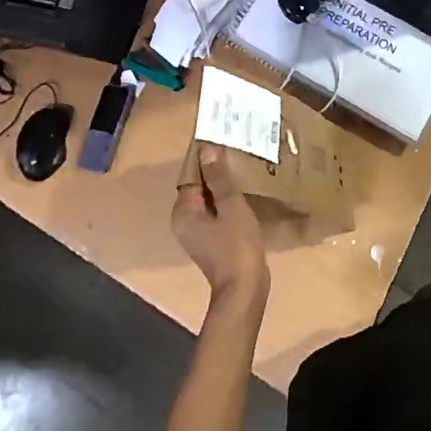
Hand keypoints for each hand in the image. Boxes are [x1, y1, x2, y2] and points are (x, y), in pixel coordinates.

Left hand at [173, 144, 267, 300]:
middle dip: (216, 171)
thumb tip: (207, 149)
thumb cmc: (236, 246)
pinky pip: (217, 213)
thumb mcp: (231, 206)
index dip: (206, 158)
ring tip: (245, 169)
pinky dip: (228, 203)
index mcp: (184, 212)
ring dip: (224, 187)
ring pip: (209, 200)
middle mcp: (185, 221)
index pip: (191, 175)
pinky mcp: (212, 241)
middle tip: (238, 151)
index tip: (224, 141)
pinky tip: (246, 195)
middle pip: (199, 187)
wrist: (245, 290)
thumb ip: (219, 178)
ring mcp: (198, 233)